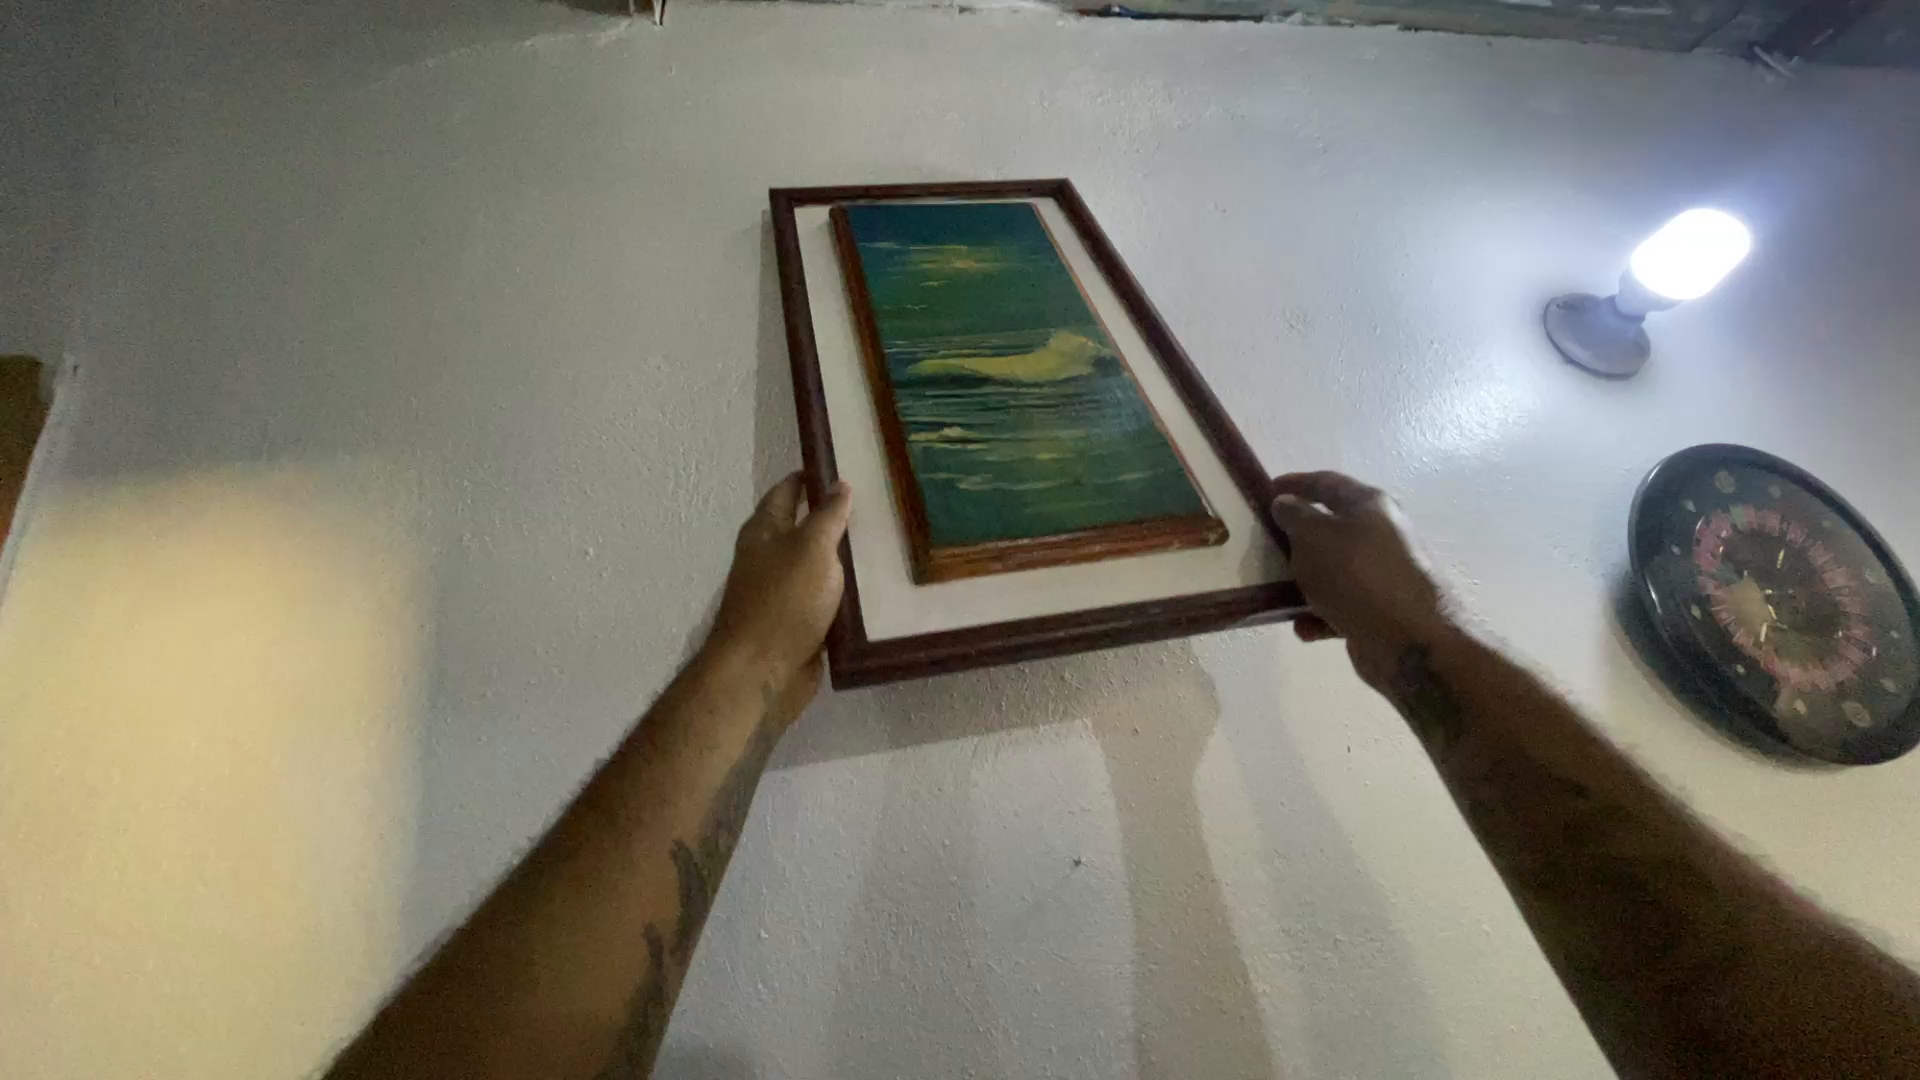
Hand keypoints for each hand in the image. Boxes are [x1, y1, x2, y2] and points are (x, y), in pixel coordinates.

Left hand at [705, 473, 853, 721]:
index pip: (786, 492)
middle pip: (803, 529)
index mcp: (764, 532)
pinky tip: (876, 590)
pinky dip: (847, 594)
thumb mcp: (811, 548)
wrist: (762, 672)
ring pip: (819, 567)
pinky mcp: (800, 624)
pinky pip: (828, 601)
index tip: (839, 466)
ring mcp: (784, 594)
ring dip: (845, 558)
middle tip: (876, 504)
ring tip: (886, 543)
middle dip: (833, 517)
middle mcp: (770, 558)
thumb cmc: (783, 600)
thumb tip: (839, 485)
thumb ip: (828, 516)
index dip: (808, 477)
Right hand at [1268, 471, 1455, 687]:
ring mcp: (1384, 572)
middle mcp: (1382, 533)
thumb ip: (1294, 515)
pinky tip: (1303, 626)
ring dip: (1304, 577)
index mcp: (1370, 506)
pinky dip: (1318, 612)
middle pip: (1331, 526)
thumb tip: (1286, 503)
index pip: (1327, 482)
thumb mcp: (1313, 537)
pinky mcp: (1381, 607)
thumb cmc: (1356, 575)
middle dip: (1297, 535)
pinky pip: (1340, 603)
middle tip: (1267, 541)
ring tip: (1278, 587)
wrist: (1408, 639)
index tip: (1267, 490)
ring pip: (1333, 567)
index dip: (1295, 483)